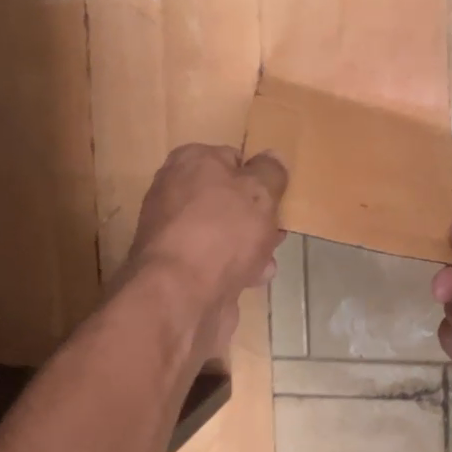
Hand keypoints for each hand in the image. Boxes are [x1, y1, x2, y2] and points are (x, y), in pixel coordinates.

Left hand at [125, 144, 287, 367]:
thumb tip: (272, 157)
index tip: (277, 196)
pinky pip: (215, 261)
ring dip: (249, 245)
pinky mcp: (177, 269)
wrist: (181, 295)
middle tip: (278, 229)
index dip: (258, 176)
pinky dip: (234, 268)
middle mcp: (174, 191)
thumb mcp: (260, 192)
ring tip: (269, 258)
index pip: (232, 158)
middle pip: (227, 198)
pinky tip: (253, 279)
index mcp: (190, 161)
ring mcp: (173, 233)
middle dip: (255, 216)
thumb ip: (271, 172)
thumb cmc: (223, 230)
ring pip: (223, 232)